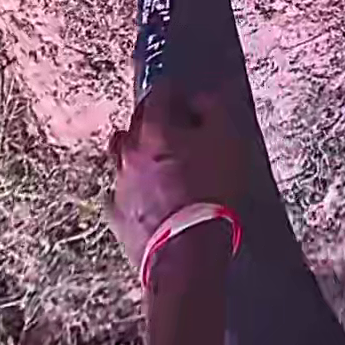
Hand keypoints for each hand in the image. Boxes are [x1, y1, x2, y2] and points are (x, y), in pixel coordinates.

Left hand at [106, 84, 243, 266]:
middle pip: (138, 119)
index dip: (177, 90)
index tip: (187, 96)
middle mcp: (129, 149)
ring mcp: (119, 182)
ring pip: (122, 152)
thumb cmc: (211, 190)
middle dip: (156, 116)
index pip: (160, 91)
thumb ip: (214, 108)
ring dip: (138, 149)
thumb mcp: (227, 138)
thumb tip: (200, 99)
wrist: (188, 254)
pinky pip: (120, 191)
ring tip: (159, 157)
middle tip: (177, 125)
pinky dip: (132, 187)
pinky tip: (145, 193)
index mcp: (154, 127)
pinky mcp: (117, 214)